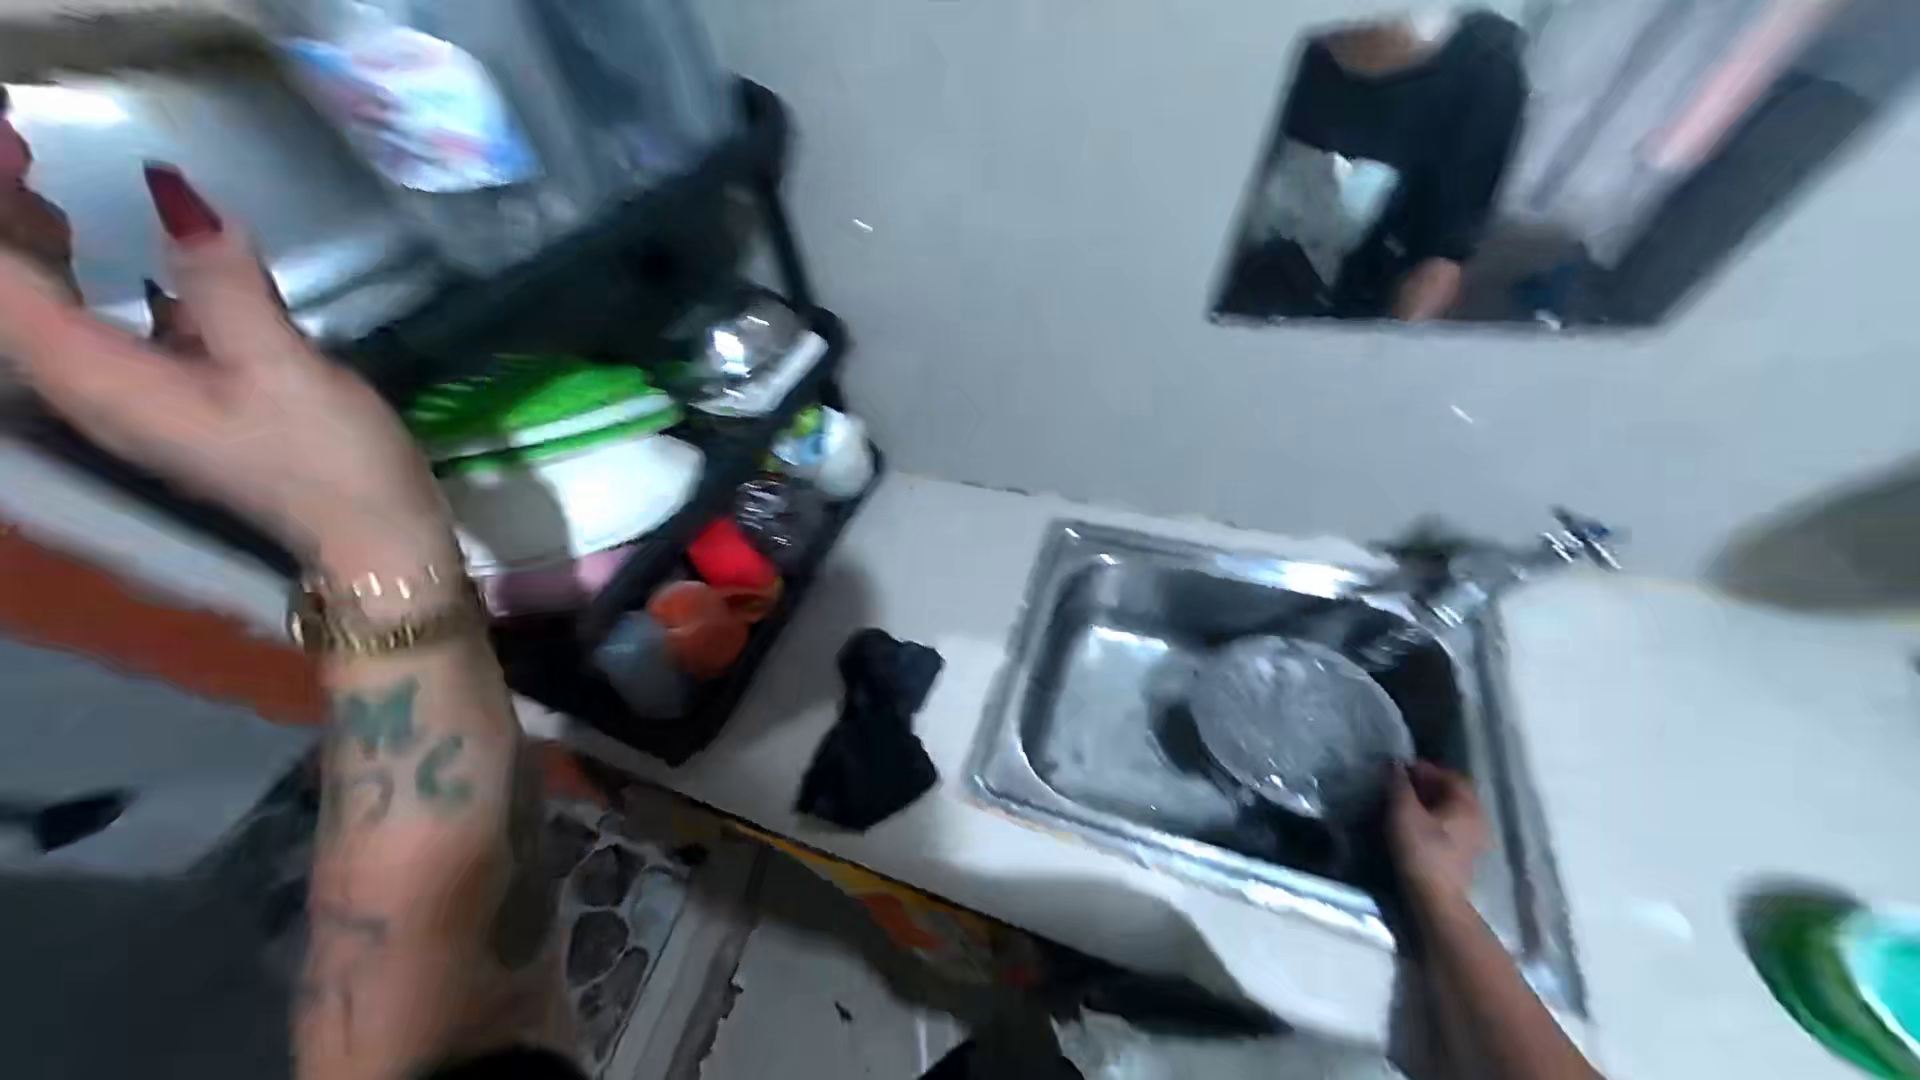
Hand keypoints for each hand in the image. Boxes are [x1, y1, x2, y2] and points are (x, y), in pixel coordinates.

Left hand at [0, 164, 451, 577]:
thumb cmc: (332, 459)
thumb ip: (225, 285)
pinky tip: (135, 270)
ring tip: (52, 190)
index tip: (14, 133)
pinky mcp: (181, 410)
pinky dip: (101, 288)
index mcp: (93, 374)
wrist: (375, 537)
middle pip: (9, 289)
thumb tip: (176, 196)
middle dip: (9, 215)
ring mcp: (135, 403)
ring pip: (53, 310)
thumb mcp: (285, 369)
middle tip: (22, 146)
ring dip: (43, 247)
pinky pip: (107, 334)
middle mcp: (89, 387)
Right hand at [1388, 761, 1486, 901]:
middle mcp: (1477, 819)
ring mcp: (1473, 838)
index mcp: (1467, 805)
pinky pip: (1449, 823)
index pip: (1450, 776)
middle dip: (1426, 783)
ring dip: (1428, 799)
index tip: (1399, 767)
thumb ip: (1398, 784)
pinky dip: (1432, 815)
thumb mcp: (1403, 810)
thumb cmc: (1420, 848)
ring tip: (1402, 799)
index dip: (1425, 768)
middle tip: (1399, 781)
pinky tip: (1413, 820)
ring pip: (1451, 808)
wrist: (1435, 897)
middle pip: (1453, 792)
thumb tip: (1394, 764)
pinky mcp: (1463, 853)